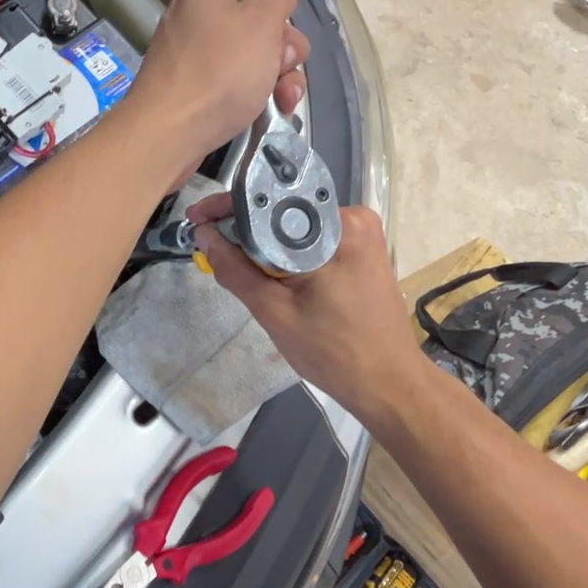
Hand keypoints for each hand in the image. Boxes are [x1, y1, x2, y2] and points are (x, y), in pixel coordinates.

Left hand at [125, 0, 310, 178]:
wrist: (170, 133)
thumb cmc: (218, 69)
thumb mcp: (261, 22)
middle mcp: (195, 14)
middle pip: (251, 13)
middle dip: (281, 37)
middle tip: (284, 56)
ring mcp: (195, 53)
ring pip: (251, 51)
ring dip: (278, 70)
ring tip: (285, 93)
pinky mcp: (197, 87)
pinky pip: (236, 80)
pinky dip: (258, 91)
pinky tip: (276, 107)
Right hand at [186, 196, 425, 426]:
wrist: (390, 385)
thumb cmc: (335, 353)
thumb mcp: (274, 313)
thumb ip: (235, 269)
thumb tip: (203, 235)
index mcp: (338, 227)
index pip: (269, 202)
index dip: (227, 209)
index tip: (196, 220)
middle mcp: (354, 218)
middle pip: (281, 212)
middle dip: (244, 229)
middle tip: (213, 252)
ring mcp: (362, 233)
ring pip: (293, 226)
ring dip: (264, 244)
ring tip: (240, 269)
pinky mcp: (363, 249)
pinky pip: (310, 238)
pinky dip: (286, 253)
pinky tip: (272, 278)